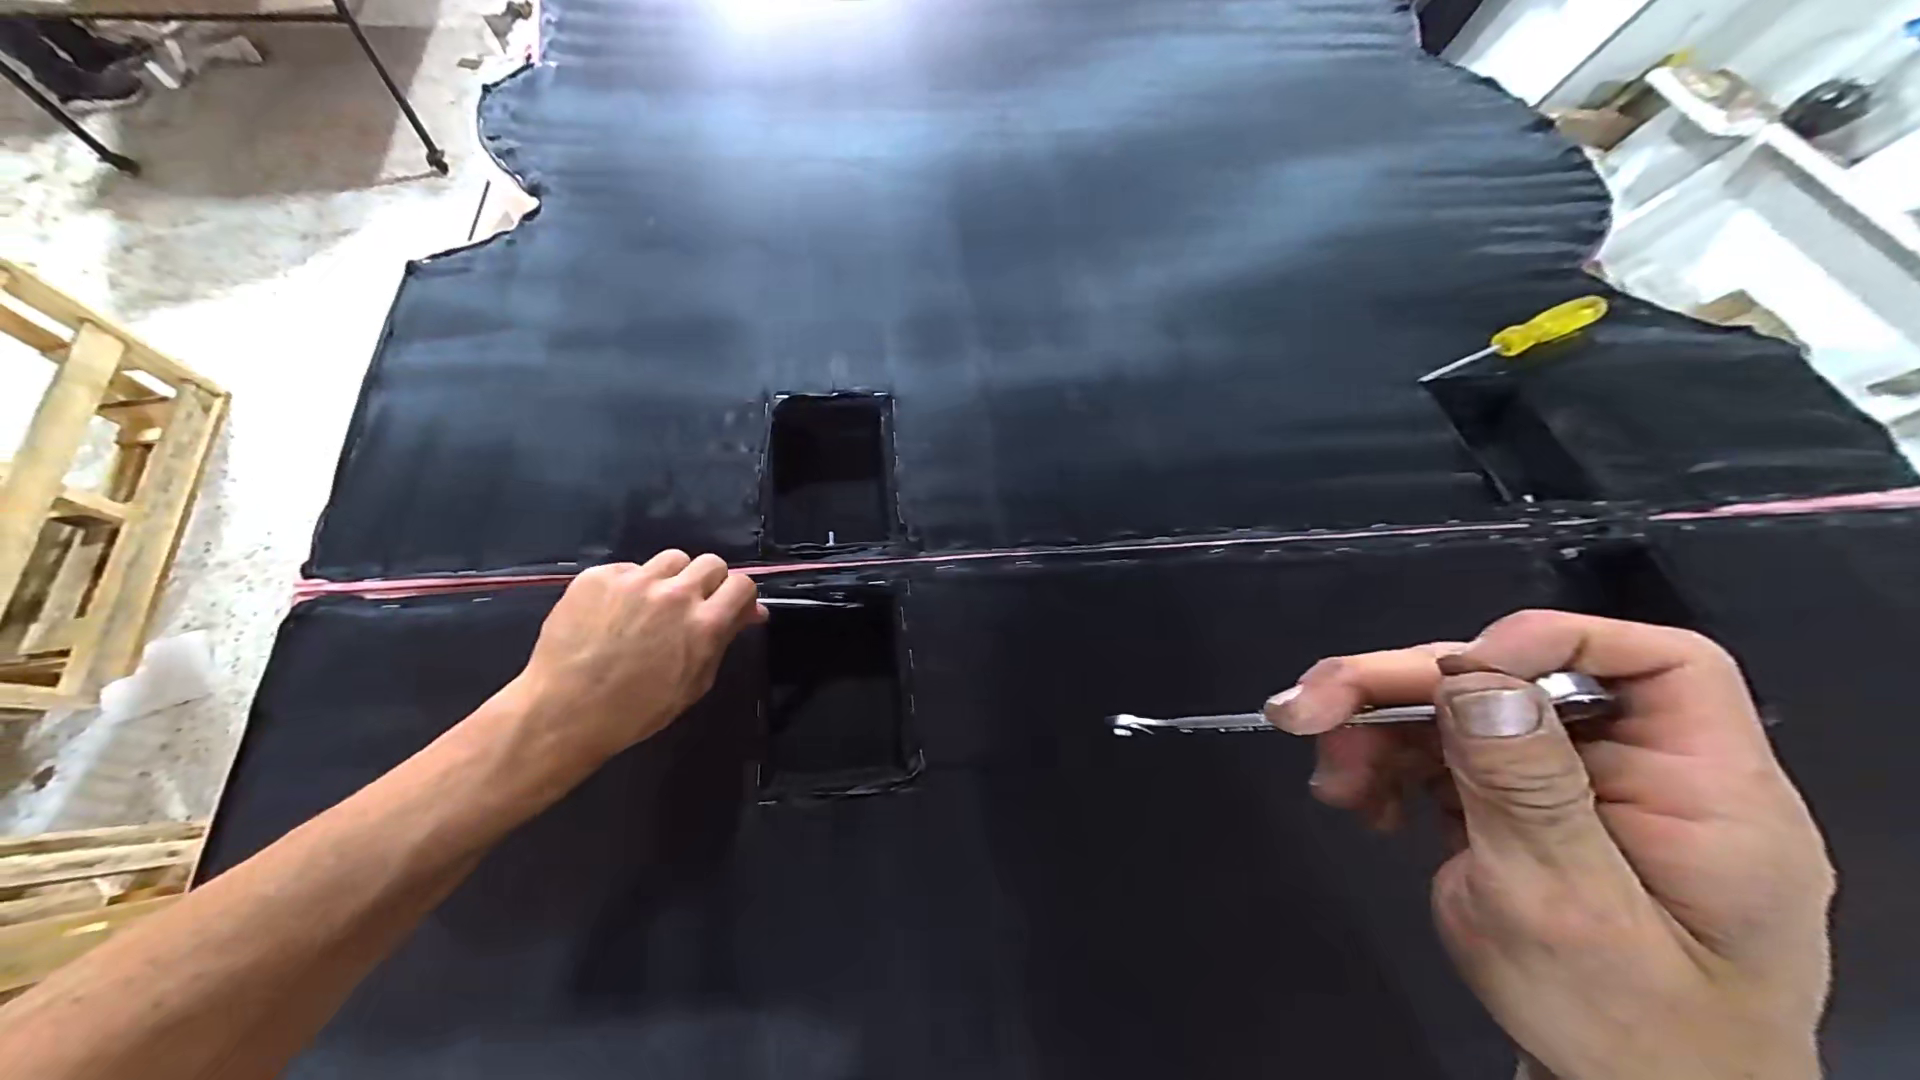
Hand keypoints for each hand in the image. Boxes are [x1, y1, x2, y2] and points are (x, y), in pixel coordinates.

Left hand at [508, 550, 765, 764]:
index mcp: (704, 623)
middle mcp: (675, 594)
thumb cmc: (638, 709)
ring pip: (672, 559)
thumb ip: (724, 639)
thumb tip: (751, 612)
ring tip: (652, 604)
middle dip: (709, 582)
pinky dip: (630, 586)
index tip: (729, 607)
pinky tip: (614, 612)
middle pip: (711, 563)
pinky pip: (629, 569)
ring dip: (672, 578)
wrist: (564, 712)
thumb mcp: (696, 682)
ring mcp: (634, 581)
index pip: (742, 584)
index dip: (740, 596)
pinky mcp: (598, 577)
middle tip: (692, 606)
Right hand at [1265, 611, 1833, 1079]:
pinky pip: (1430, 751)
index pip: (1655, 663)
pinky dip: (1379, 767)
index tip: (1451, 672)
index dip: (1550, 643)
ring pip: (1449, 709)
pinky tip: (1356, 803)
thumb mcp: (1566, 909)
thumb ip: (1526, 790)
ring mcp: (1559, 781)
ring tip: (1330, 781)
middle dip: (1395, 687)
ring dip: (1369, 732)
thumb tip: (1477, 681)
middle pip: (1505, 678)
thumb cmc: (1620, 1026)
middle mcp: (1627, 766)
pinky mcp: (1504, 799)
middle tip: (1305, 708)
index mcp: (1699, 787)